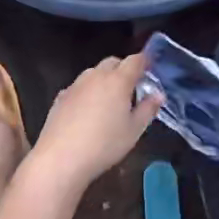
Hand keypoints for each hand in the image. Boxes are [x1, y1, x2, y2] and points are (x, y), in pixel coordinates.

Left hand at [30, 52, 163, 185]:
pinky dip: (88, 91)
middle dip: (124, 69)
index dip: (145, 61)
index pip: (135, 60)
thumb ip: (148, 109)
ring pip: (93, 73)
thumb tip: (158, 95)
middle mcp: (96, 76)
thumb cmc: (104, 144)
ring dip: (104, 79)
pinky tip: (88, 110)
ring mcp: (75, 85)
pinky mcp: (60, 97)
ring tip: (110, 99)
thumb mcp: (134, 130)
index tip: (150, 68)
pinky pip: (79, 87)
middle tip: (132, 86)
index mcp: (118, 81)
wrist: (61, 158)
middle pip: (112, 62)